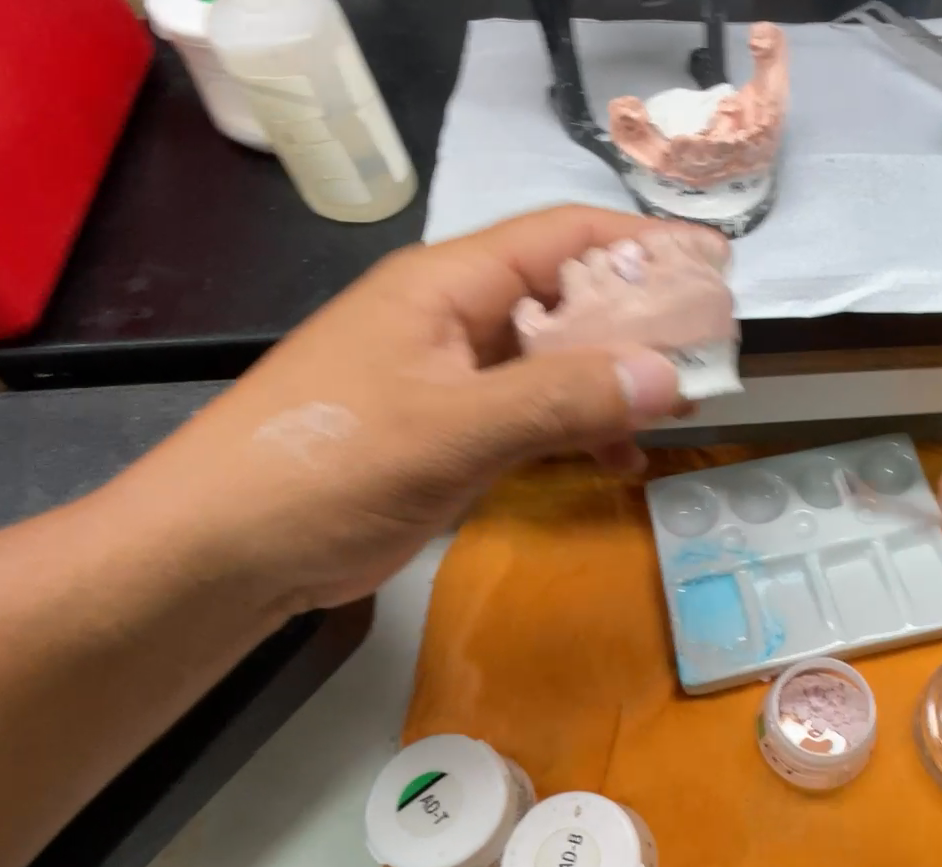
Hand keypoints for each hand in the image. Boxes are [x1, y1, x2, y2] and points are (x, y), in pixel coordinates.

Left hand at [110, 206, 707, 615]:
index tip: (712, 266)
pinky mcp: (454, 432)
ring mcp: (455, 379)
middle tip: (709, 352)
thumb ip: (561, 399)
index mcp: (447, 286)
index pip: (561, 237)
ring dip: (615, 384)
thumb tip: (669, 376)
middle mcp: (456, 320)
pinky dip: (581, 431)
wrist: (229, 553)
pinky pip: (537, 416)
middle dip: (641, 323)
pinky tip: (616, 462)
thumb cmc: (327, 467)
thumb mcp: (452, 428)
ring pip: (558, 363)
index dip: (640, 243)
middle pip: (568, 299)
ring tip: (675, 412)